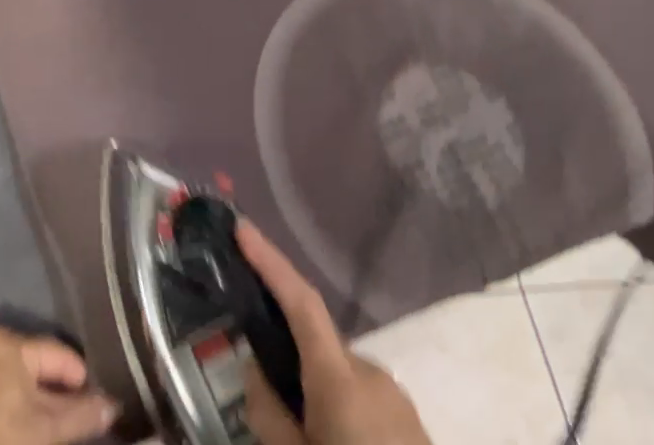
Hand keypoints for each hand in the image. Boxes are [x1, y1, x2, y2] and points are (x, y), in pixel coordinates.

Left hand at [0, 328, 118, 444]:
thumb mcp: (46, 431)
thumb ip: (83, 415)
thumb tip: (114, 406)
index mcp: (10, 344)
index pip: (64, 357)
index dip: (85, 385)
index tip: (97, 414)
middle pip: (43, 367)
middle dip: (62, 396)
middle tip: (77, 426)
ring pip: (23, 381)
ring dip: (41, 404)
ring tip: (54, 431)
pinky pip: (3, 389)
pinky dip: (19, 407)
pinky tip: (25, 430)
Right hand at [238, 221, 432, 444]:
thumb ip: (268, 412)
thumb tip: (258, 374)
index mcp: (339, 379)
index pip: (301, 301)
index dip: (270, 261)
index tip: (241, 229)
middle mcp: (372, 374)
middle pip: (316, 346)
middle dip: (287, 358)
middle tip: (264, 399)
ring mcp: (398, 399)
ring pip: (338, 377)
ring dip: (315, 394)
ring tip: (301, 437)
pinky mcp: (412, 425)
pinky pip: (361, 400)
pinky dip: (338, 412)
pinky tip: (332, 444)